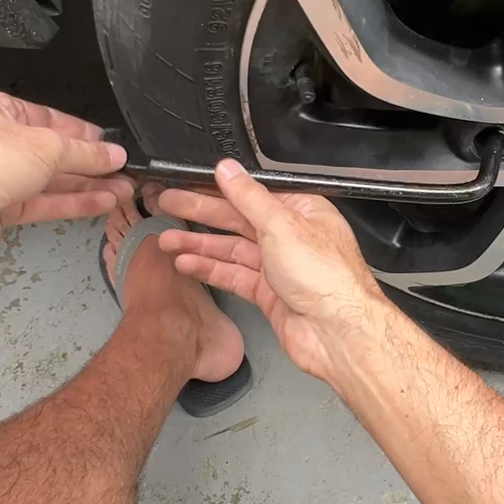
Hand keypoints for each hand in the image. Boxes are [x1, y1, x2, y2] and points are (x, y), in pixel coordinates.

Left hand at [0, 90, 130, 262]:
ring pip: (50, 181)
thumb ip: (85, 152)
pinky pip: (43, 203)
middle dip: (89, 163)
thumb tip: (111, 153)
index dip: (82, 133)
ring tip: (121, 189)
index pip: (49, 119)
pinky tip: (100, 202)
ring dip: (87, 186)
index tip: (109, 145)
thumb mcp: (45, 145)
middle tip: (120, 170)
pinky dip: (72, 203)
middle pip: (52, 152)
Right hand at [154, 160, 393, 380]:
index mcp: (303, 212)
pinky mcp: (270, 294)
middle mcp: (292, 237)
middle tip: (167, 203)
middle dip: (201, 213)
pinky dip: (210, 270)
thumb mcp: (283, 225)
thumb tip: (229, 170)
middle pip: (239, 219)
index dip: (220, 189)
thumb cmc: (328, 278)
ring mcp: (280, 267)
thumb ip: (250, 198)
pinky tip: (187, 263)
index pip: (254, 193)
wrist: (337, 332)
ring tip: (166, 239)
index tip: (189, 183)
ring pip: (233, 249)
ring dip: (199, 244)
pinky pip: (234, 276)